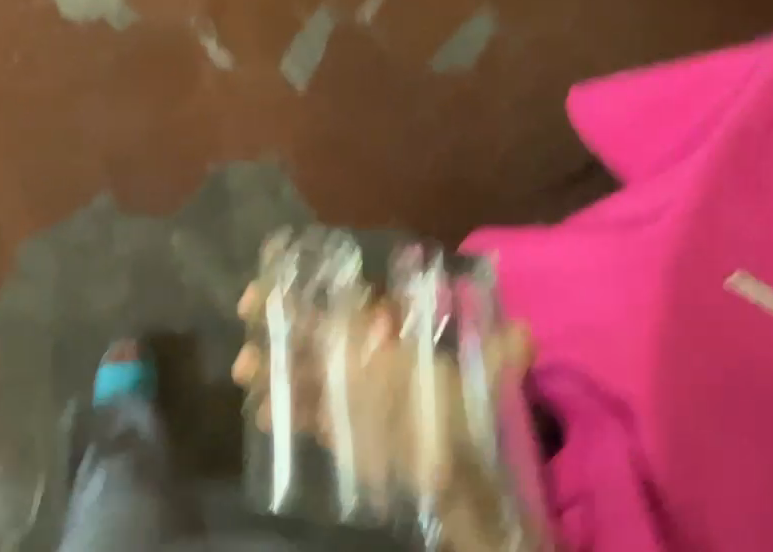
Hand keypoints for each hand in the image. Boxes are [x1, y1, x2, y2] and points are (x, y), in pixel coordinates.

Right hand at [230, 283, 534, 551]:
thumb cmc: (463, 424)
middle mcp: (360, 354)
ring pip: (298, 365)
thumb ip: (499, 359)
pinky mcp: (334, 426)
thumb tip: (526, 328)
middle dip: (274, 318)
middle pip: (308, 327)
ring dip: (269, 362)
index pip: (339, 299)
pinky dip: (281, 408)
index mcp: (386, 334)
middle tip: (246, 316)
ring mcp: (344, 390)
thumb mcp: (482, 387)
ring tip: (246, 372)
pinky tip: (263, 414)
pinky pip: (302, 410)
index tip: (274, 283)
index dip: (305, 287)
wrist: (462, 491)